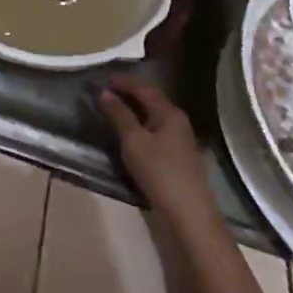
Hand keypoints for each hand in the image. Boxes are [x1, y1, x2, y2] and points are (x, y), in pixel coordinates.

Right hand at [98, 76, 217, 225]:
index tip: (103, 80)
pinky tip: (131, 134)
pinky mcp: (179, 156)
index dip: (124, 82)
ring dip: (135, 110)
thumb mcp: (133, 140)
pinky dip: (141, 125)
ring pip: (154, 116)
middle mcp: (178, 121)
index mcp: (169, 112)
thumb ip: (119, 115)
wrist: (188, 212)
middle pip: (152, 100)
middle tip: (107, 93)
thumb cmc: (159, 171)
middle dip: (130, 94)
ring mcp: (181, 139)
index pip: (144, 89)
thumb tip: (105, 92)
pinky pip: (156, 131)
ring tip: (115, 111)